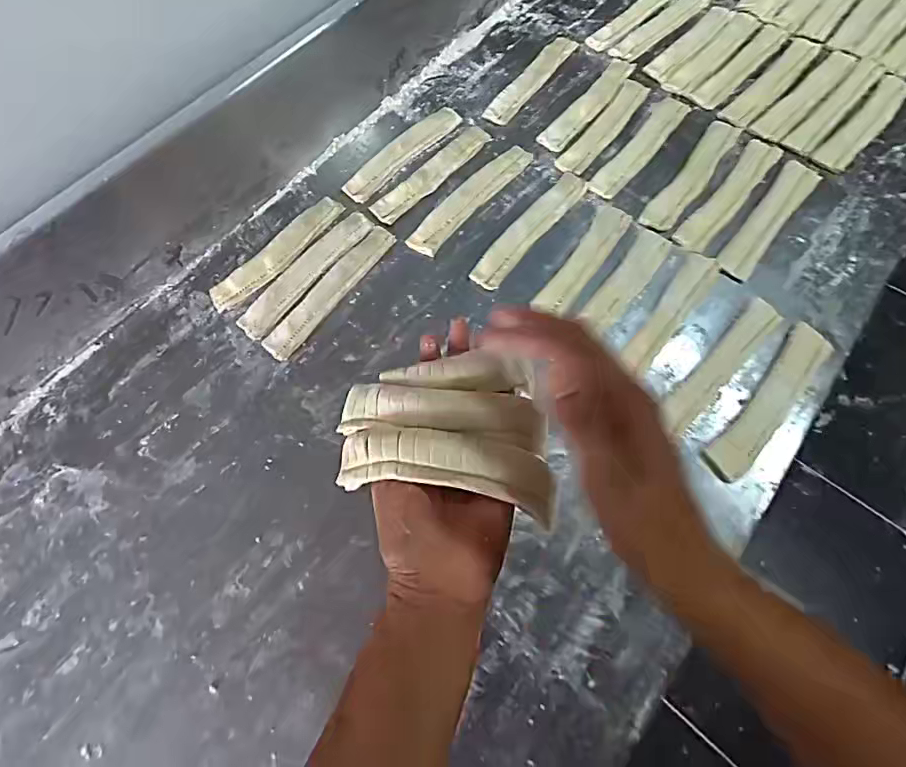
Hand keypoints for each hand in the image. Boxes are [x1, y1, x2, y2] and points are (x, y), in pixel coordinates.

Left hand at [370, 317, 513, 611]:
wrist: (443, 580)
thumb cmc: (408, 533)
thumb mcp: (389, 482)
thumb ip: (391, 444)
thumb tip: (386, 399)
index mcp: (424, 444)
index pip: (428, 395)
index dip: (430, 367)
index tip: (432, 338)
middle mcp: (454, 441)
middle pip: (460, 392)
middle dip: (460, 359)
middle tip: (463, 326)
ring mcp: (483, 451)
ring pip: (487, 404)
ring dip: (487, 373)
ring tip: (487, 340)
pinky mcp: (509, 464)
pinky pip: (514, 432)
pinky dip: (516, 405)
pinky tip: (519, 379)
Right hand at [480, 307, 726, 600]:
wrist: (679, 550)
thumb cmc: (640, 521)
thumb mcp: (607, 478)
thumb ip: (586, 425)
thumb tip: (558, 375)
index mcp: (625, 400)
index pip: (573, 350)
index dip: (532, 335)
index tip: (493, 332)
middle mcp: (630, 391)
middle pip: (582, 340)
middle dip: (540, 324)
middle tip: (498, 320)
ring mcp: (630, 401)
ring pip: (587, 352)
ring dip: (551, 336)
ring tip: (515, 334)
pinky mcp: (626, 416)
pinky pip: (589, 371)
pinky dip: (561, 358)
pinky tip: (544, 370)